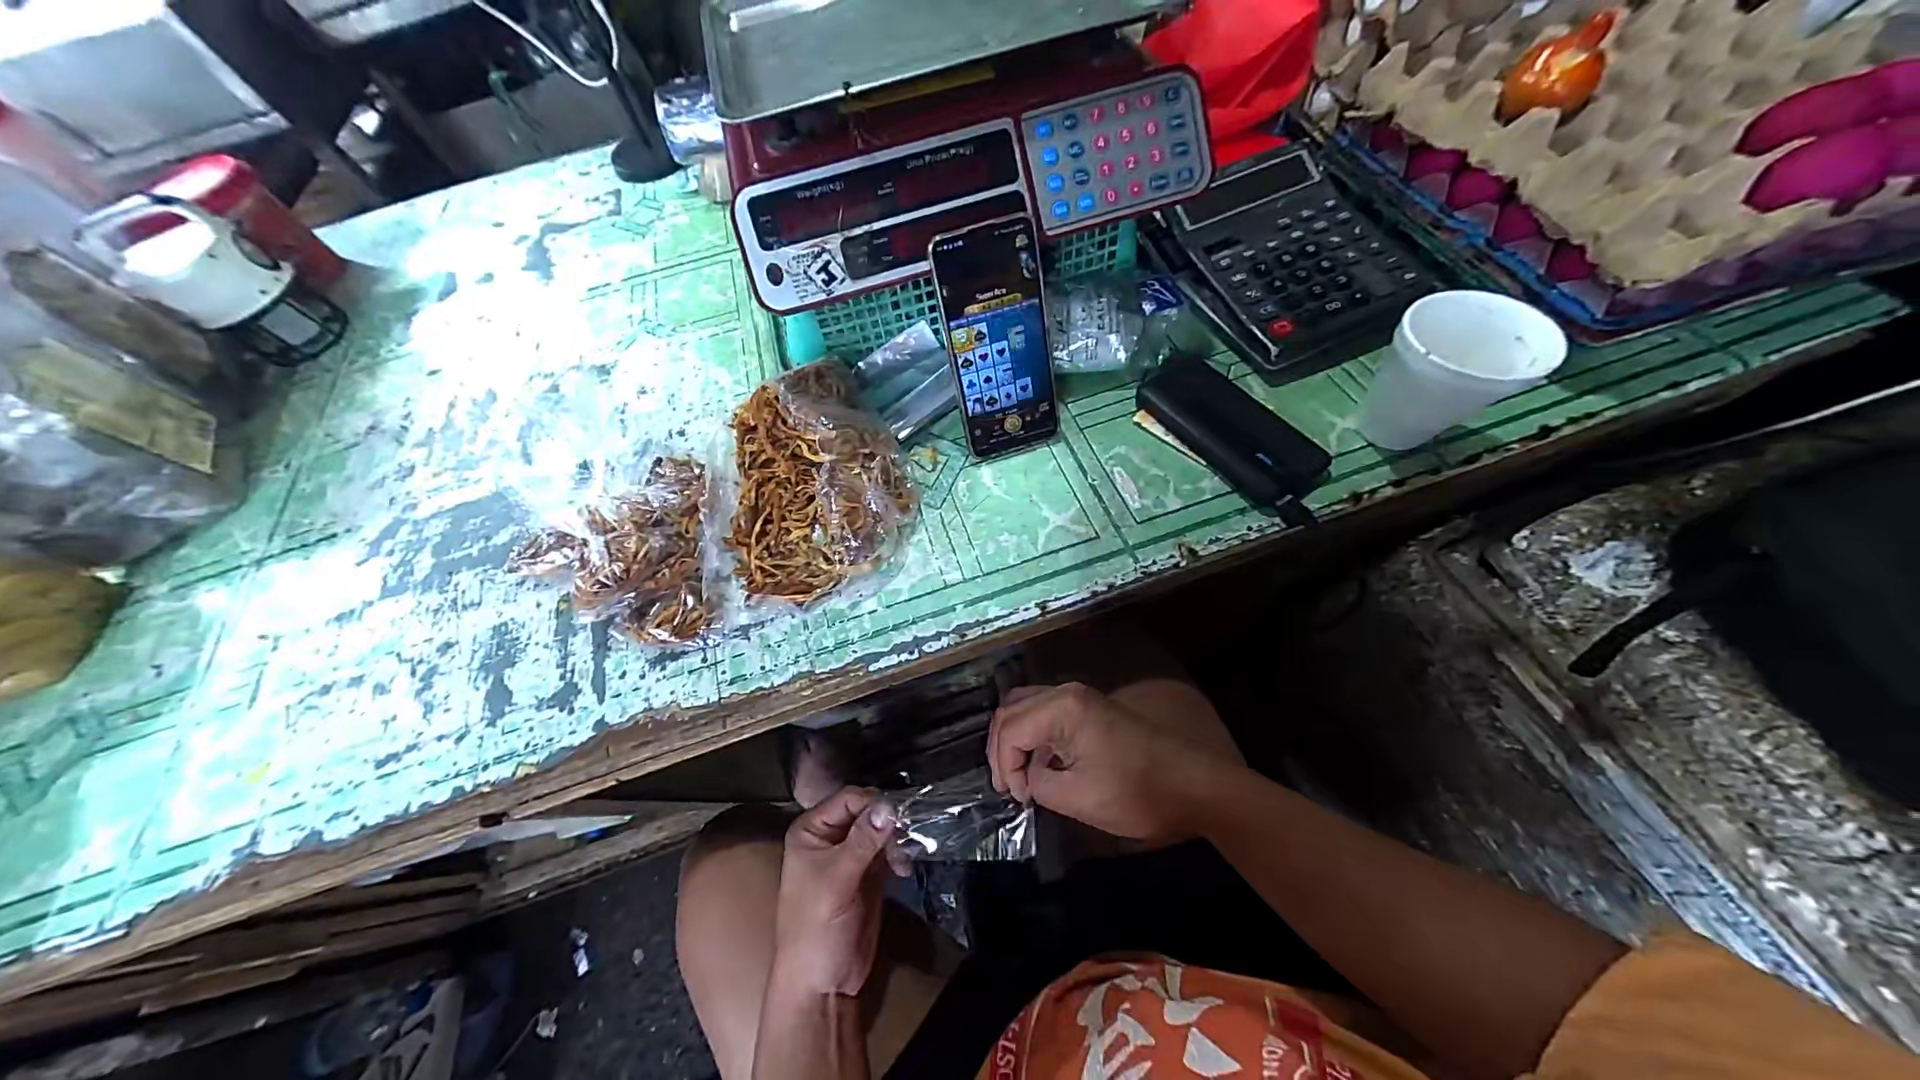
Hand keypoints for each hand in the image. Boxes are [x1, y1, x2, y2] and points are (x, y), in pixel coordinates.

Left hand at [770, 786, 907, 997]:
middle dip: (889, 820)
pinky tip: (905, 868)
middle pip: (867, 811)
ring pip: (881, 829)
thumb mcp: (837, 880)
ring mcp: (851, 855)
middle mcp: (830, 837)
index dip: (873, 802)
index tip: (900, 814)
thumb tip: (890, 806)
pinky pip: (889, 850)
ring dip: (897, 839)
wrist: (822, 983)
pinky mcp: (870, 873)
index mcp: (811, 831)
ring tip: (904, 858)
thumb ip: (864, 841)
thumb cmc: (815, 927)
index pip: (848, 799)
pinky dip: (900, 854)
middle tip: (908, 834)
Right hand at [988, 682, 1232, 842]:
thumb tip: (1028, 777)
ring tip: (1016, 775)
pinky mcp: (1091, 709)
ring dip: (1015, 738)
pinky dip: (1033, 735)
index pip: (1011, 730)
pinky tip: (1039, 764)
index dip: (1005, 767)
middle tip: (1007, 786)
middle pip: (1011, 709)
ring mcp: (1081, 698)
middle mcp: (1068, 692)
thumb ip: (1038, 783)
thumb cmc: (1136, 792)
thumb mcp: (1077, 797)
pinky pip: (1046, 713)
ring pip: (1026, 707)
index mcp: (1063, 707)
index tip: (1017, 799)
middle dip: (1002, 749)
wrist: (1193, 785)